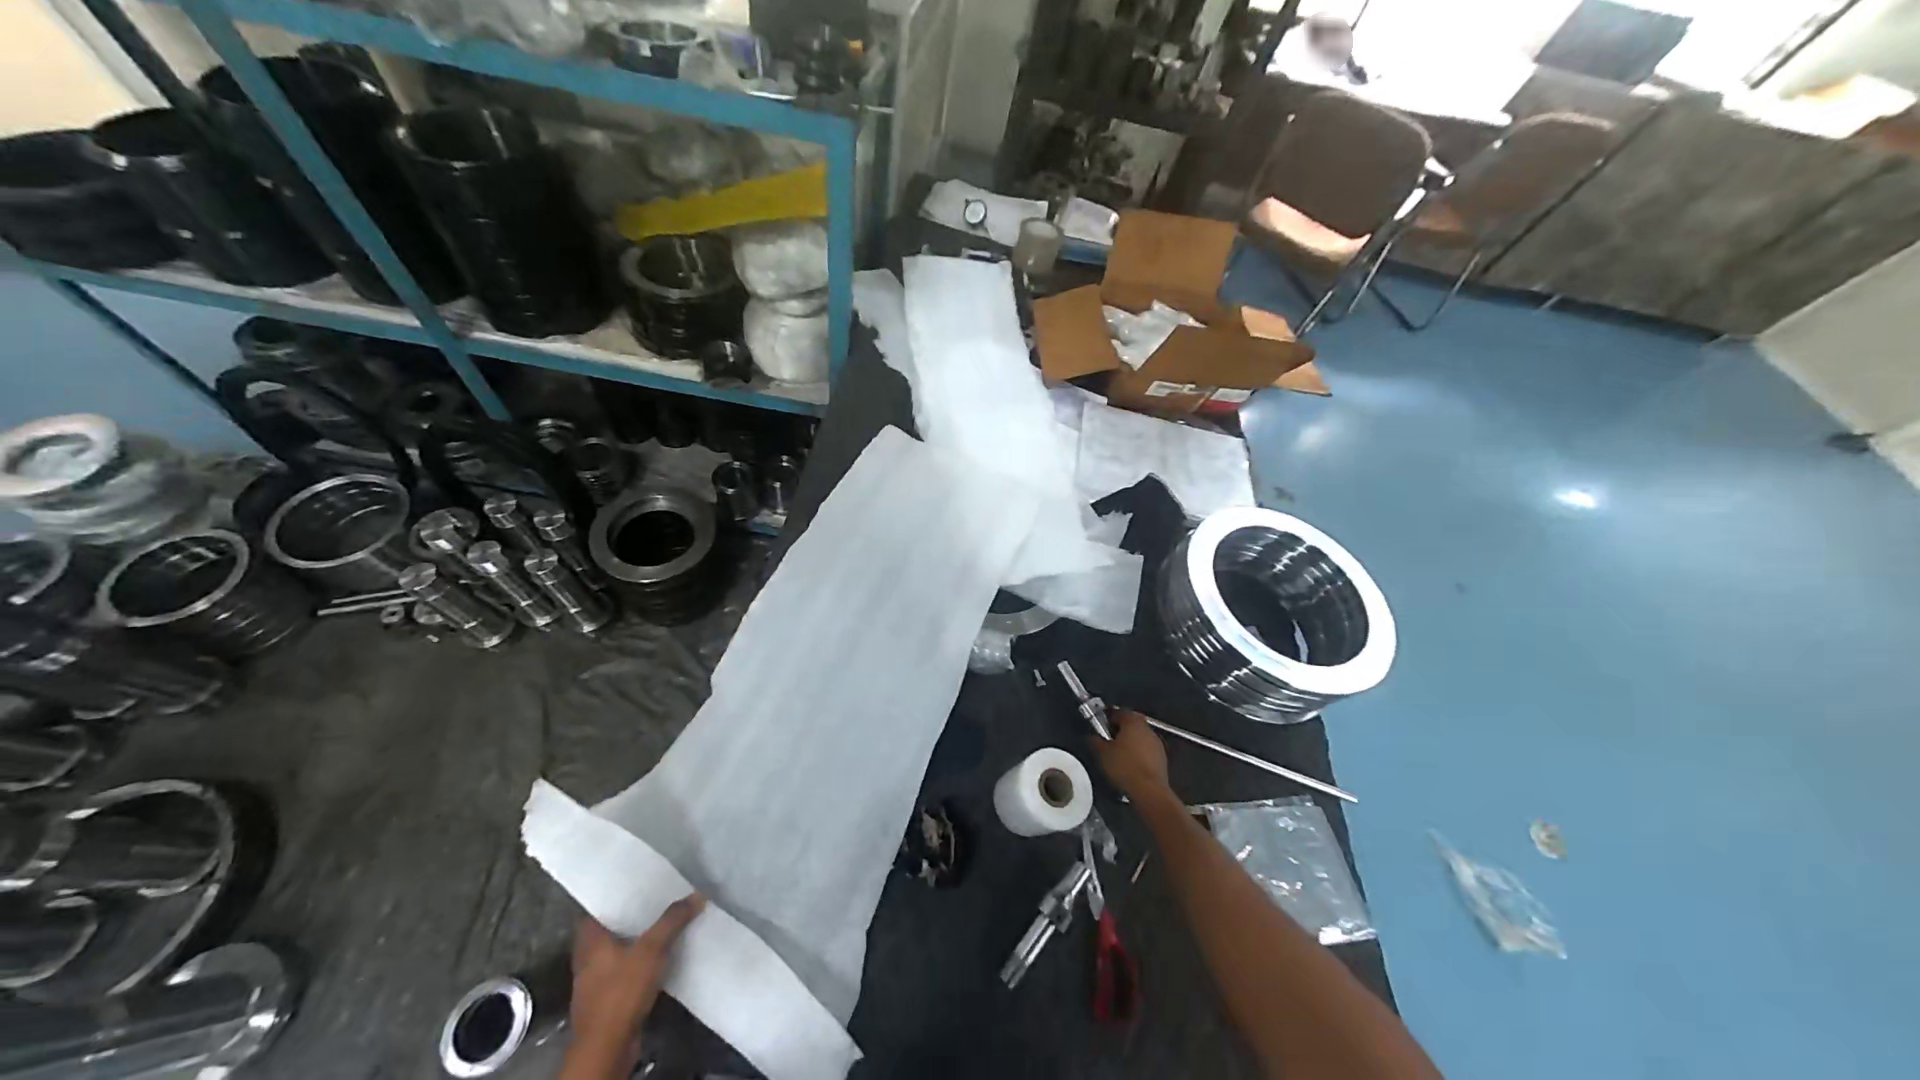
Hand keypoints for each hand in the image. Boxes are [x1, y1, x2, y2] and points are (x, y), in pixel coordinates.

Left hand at [568, 895, 705, 1056]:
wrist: (607, 1048)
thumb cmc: (621, 991)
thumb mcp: (652, 950)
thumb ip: (673, 921)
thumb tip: (697, 895)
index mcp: (589, 943)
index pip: (595, 911)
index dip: (613, 898)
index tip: (635, 887)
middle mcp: (586, 960)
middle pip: (607, 932)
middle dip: (629, 920)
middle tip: (655, 904)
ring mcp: (593, 983)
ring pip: (615, 953)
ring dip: (634, 943)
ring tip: (661, 928)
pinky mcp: (605, 1002)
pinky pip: (622, 973)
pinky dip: (636, 965)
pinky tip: (657, 961)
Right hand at [1093, 709, 1171, 804]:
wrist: (1149, 790)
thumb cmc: (1124, 767)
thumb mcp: (1103, 753)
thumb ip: (1096, 741)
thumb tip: (1092, 737)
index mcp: (1132, 722)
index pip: (1119, 712)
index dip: (1108, 717)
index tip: (1100, 724)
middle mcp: (1147, 728)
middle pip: (1131, 722)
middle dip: (1120, 728)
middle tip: (1108, 738)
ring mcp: (1156, 742)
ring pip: (1140, 736)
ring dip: (1130, 740)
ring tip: (1118, 752)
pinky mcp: (1162, 757)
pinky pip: (1146, 749)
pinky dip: (1138, 752)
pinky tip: (1130, 763)